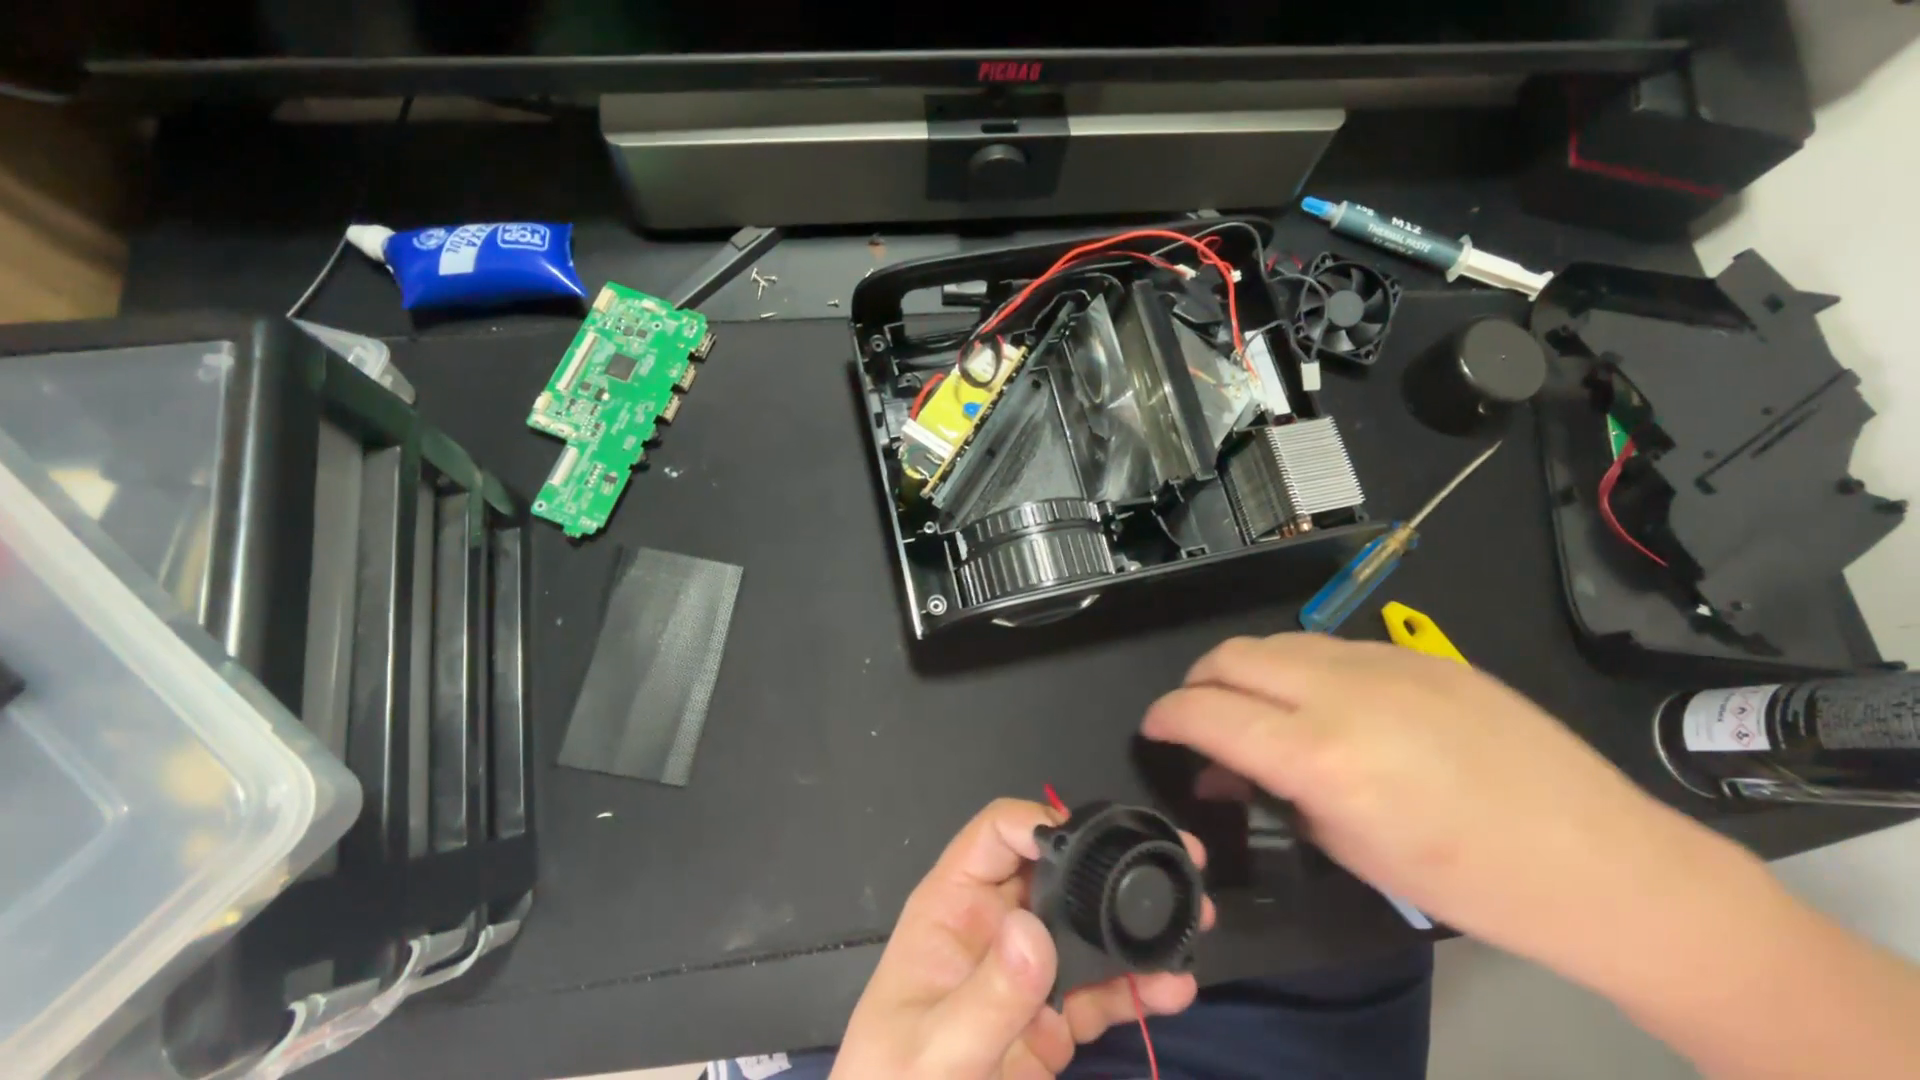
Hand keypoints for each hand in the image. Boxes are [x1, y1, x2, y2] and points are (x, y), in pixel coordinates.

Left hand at [832, 799, 1212, 1079]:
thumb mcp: (935, 1049)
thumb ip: (987, 996)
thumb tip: (1034, 928)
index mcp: (952, 908)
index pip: (996, 837)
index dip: (1042, 823)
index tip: (1098, 840)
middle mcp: (994, 927)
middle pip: (1057, 873)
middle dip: (1114, 866)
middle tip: (1176, 863)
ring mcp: (1027, 973)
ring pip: (1088, 928)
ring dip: (1138, 925)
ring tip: (1193, 923)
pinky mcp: (1053, 1018)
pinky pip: (1101, 989)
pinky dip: (1139, 986)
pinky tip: (1175, 988)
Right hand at [1142, 633, 1739, 972]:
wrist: (1600, 863)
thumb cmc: (1469, 884)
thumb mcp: (1350, 850)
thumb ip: (1273, 796)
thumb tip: (1224, 772)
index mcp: (1319, 756)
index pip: (1205, 711)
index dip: (1164, 717)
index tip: (1156, 731)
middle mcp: (1342, 693)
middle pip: (1231, 656)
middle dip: (1198, 684)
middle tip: (1199, 720)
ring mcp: (1386, 663)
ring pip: (1278, 642)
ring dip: (1247, 670)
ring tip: (1257, 709)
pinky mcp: (1424, 655)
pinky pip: (1334, 647)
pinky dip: (1303, 668)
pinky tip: (1326, 705)